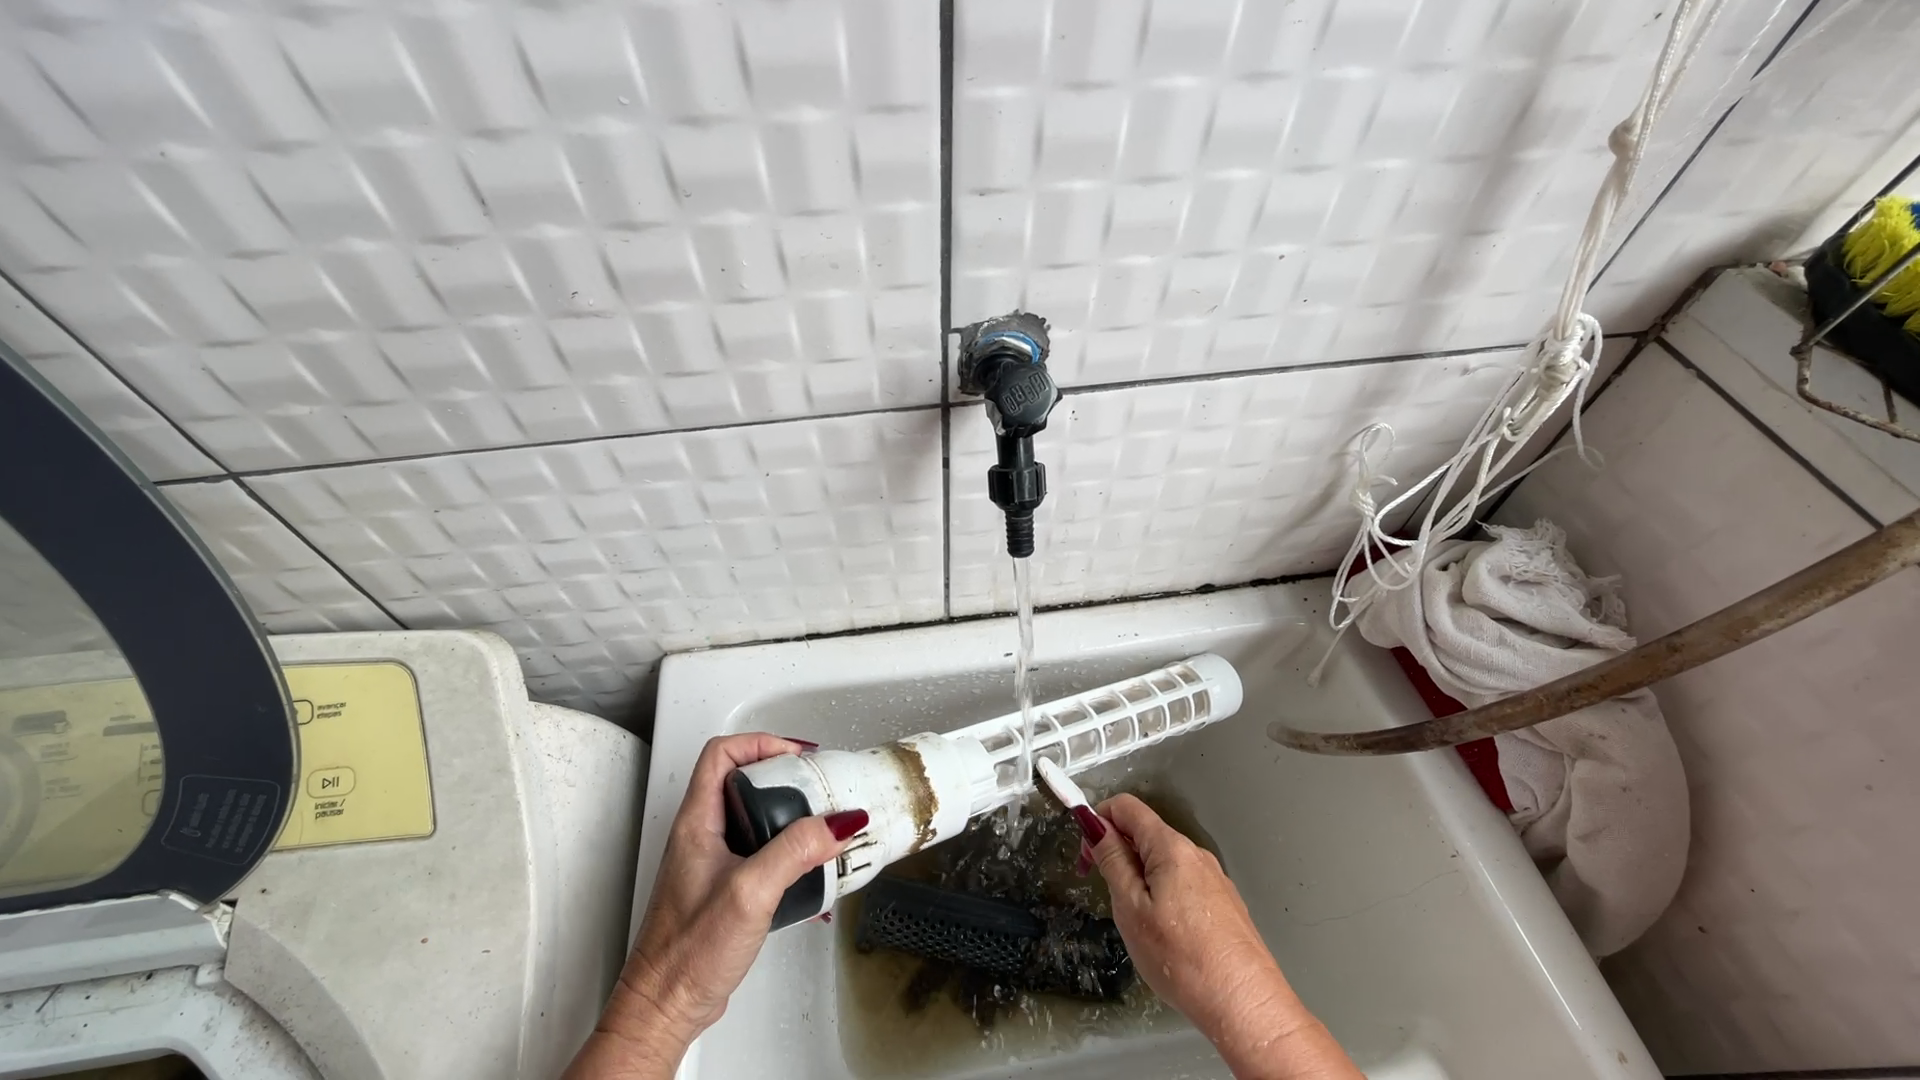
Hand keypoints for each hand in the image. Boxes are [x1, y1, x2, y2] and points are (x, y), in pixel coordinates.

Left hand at [565, 733, 865, 1079]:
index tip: (799, 756)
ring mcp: (713, 860)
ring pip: (755, 816)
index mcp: (698, 821)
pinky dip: (789, 851)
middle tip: (818, 787)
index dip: (761, 743)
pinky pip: (761, 850)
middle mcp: (703, 834)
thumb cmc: (688, 954)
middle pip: (744, 780)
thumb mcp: (751, 891)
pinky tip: (809, 872)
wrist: (664, 1008)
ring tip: (822, 825)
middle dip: (786, 777)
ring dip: (790, 815)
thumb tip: (840, 822)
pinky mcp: (726, 886)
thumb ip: (796, 851)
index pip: (722, 754)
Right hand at [1086, 794, 1361, 1079]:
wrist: (1245, 1005)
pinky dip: (1162, 892)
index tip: (1084, 851)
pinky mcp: (1223, 902)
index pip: (1126, 806)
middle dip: (1116, 851)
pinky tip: (1164, 932)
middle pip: (1145, 832)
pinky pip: (1182, 882)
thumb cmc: (1183, 960)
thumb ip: (1112, 860)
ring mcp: (1213, 878)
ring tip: (1135, 919)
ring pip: (1163, 860)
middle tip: (1103, 889)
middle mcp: (1196, 854)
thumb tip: (1094, 824)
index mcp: (1171, 848)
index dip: (1097, 819)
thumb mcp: (1130, 908)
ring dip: (1139, 875)